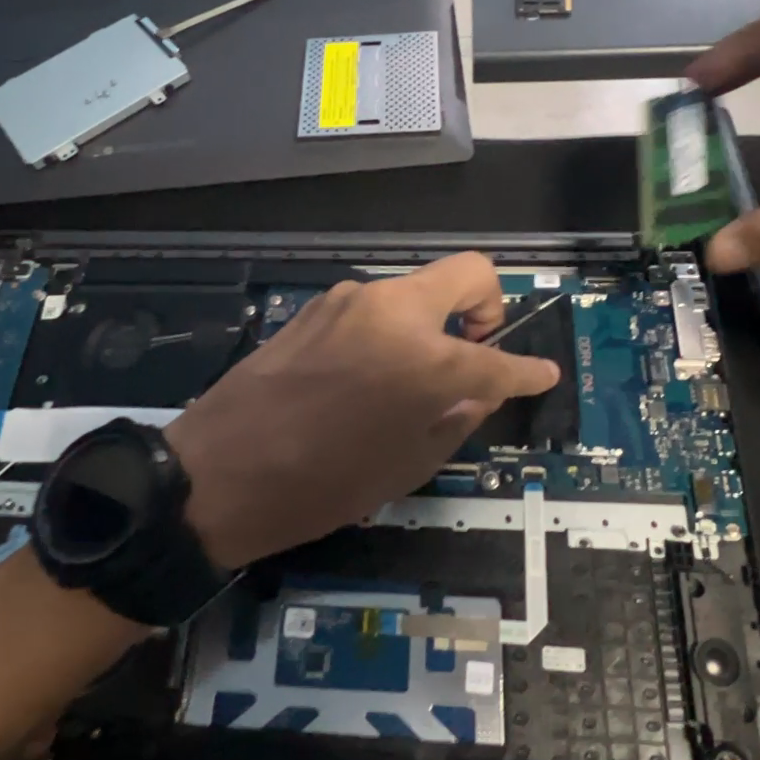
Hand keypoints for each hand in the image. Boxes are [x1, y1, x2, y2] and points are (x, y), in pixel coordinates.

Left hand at [163, 252, 559, 568]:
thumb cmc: (321, 485)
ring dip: (434, 322)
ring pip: (418, 290)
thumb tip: (483, 389)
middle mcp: (392, 309)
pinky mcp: (316, 307)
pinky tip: (371, 373)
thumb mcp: (408, 464)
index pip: (499, 356)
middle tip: (478, 353)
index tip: (541, 376)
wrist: (219, 473)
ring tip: (416, 377)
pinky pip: (377, 306)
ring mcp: (350, 300)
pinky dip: (393, 329)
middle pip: (468, 273)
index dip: (527, 370)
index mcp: (425, 356)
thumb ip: (459, 415)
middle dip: (488, 309)